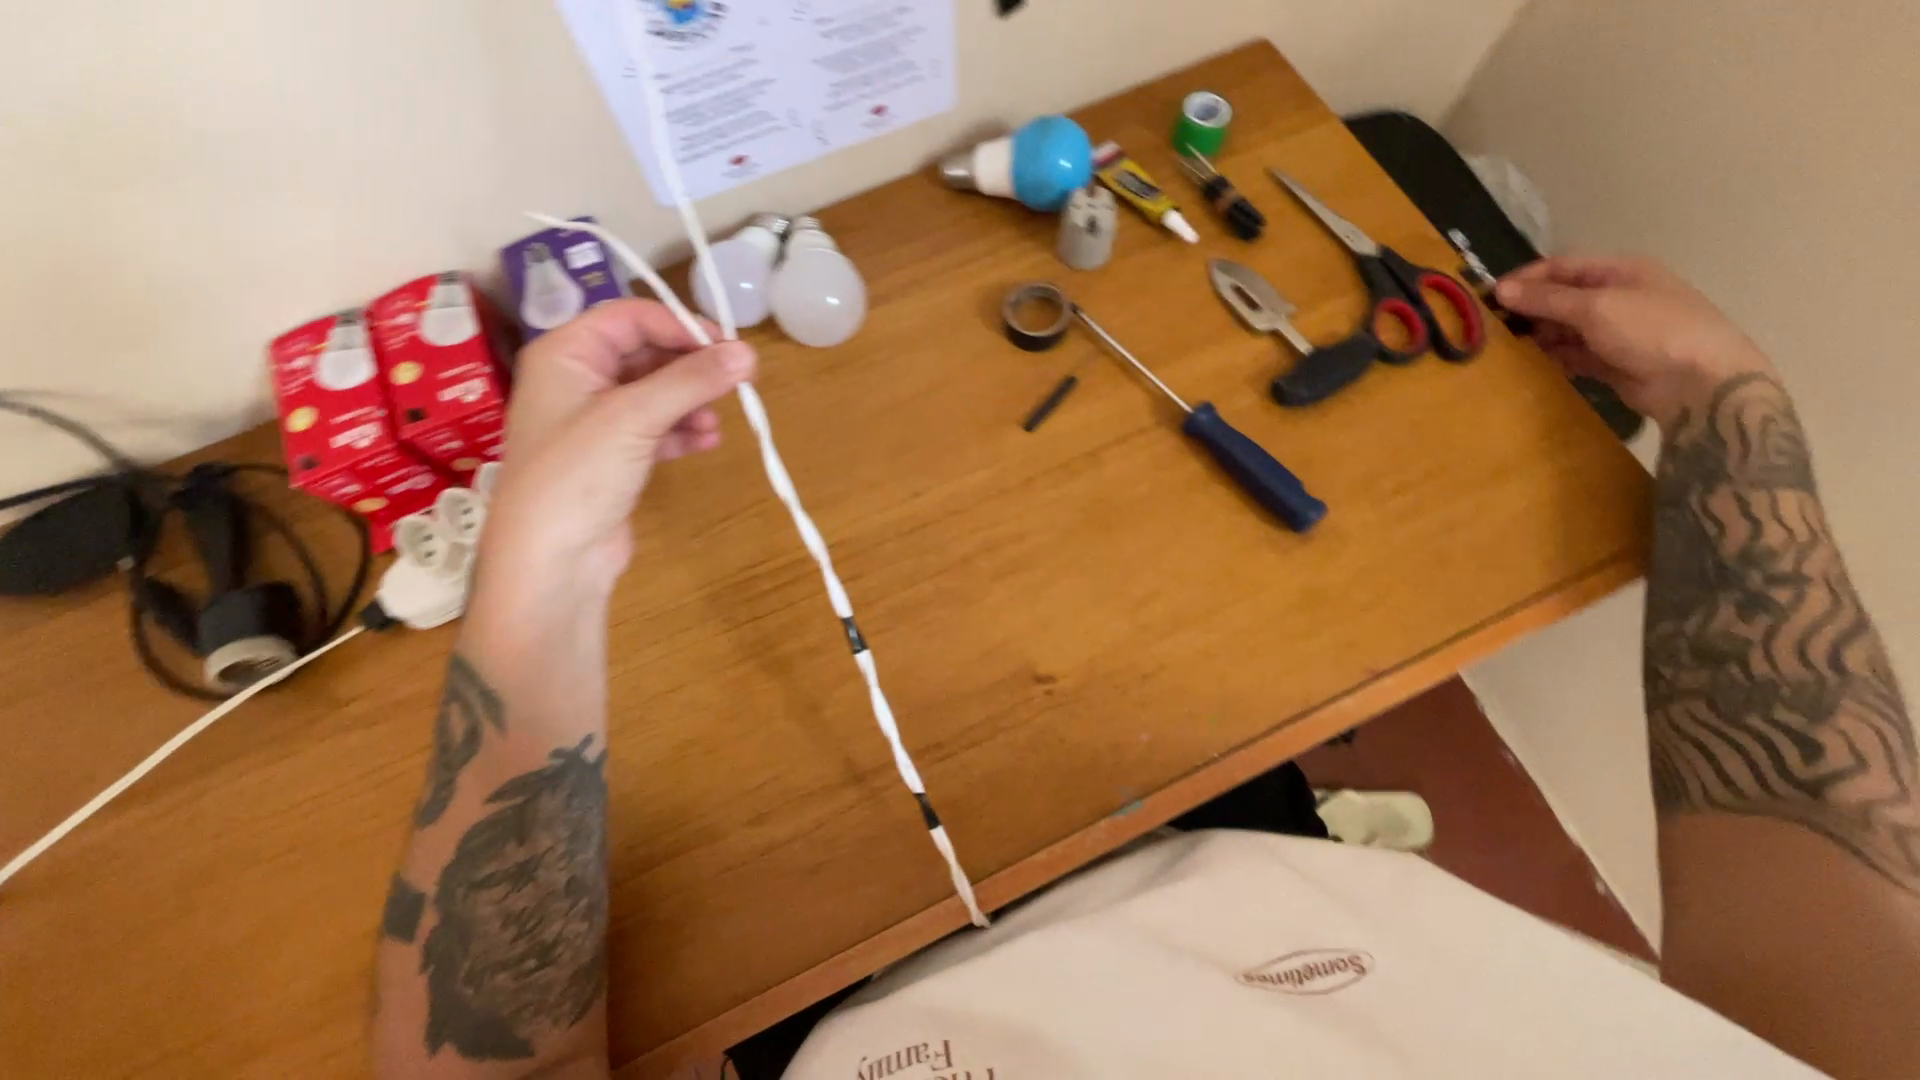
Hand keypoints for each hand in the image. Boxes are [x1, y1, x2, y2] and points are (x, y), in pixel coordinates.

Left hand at [474, 300, 756, 611]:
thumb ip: (692, 380)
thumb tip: (750, 354)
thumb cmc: (578, 473)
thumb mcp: (635, 417)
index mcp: (565, 354)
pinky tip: (706, 442)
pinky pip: (655, 428)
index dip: (679, 326)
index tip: (728, 346)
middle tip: (734, 382)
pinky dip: (681, 431)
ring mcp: (594, 421)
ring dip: (690, 402)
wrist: (551, 558)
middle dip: (690, 368)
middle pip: (645, 354)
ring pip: (655, 393)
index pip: (631, 318)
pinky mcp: (612, 457)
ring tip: (715, 423)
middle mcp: (577, 380)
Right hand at [1496, 255, 1772, 426]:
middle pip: (1560, 297)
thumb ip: (1547, 299)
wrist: (1698, 381)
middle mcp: (1615, 296)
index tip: (1489, 297)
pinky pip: (1571, 354)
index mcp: (1619, 271)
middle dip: (1527, 309)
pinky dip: (1551, 357)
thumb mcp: (1596, 307)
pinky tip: (1530, 364)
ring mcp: (1613, 330)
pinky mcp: (1609, 360)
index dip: (1525, 279)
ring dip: (1536, 335)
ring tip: (1505, 348)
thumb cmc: (1652, 330)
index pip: (1561, 267)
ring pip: (1562, 327)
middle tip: (1492, 327)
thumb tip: (1501, 289)